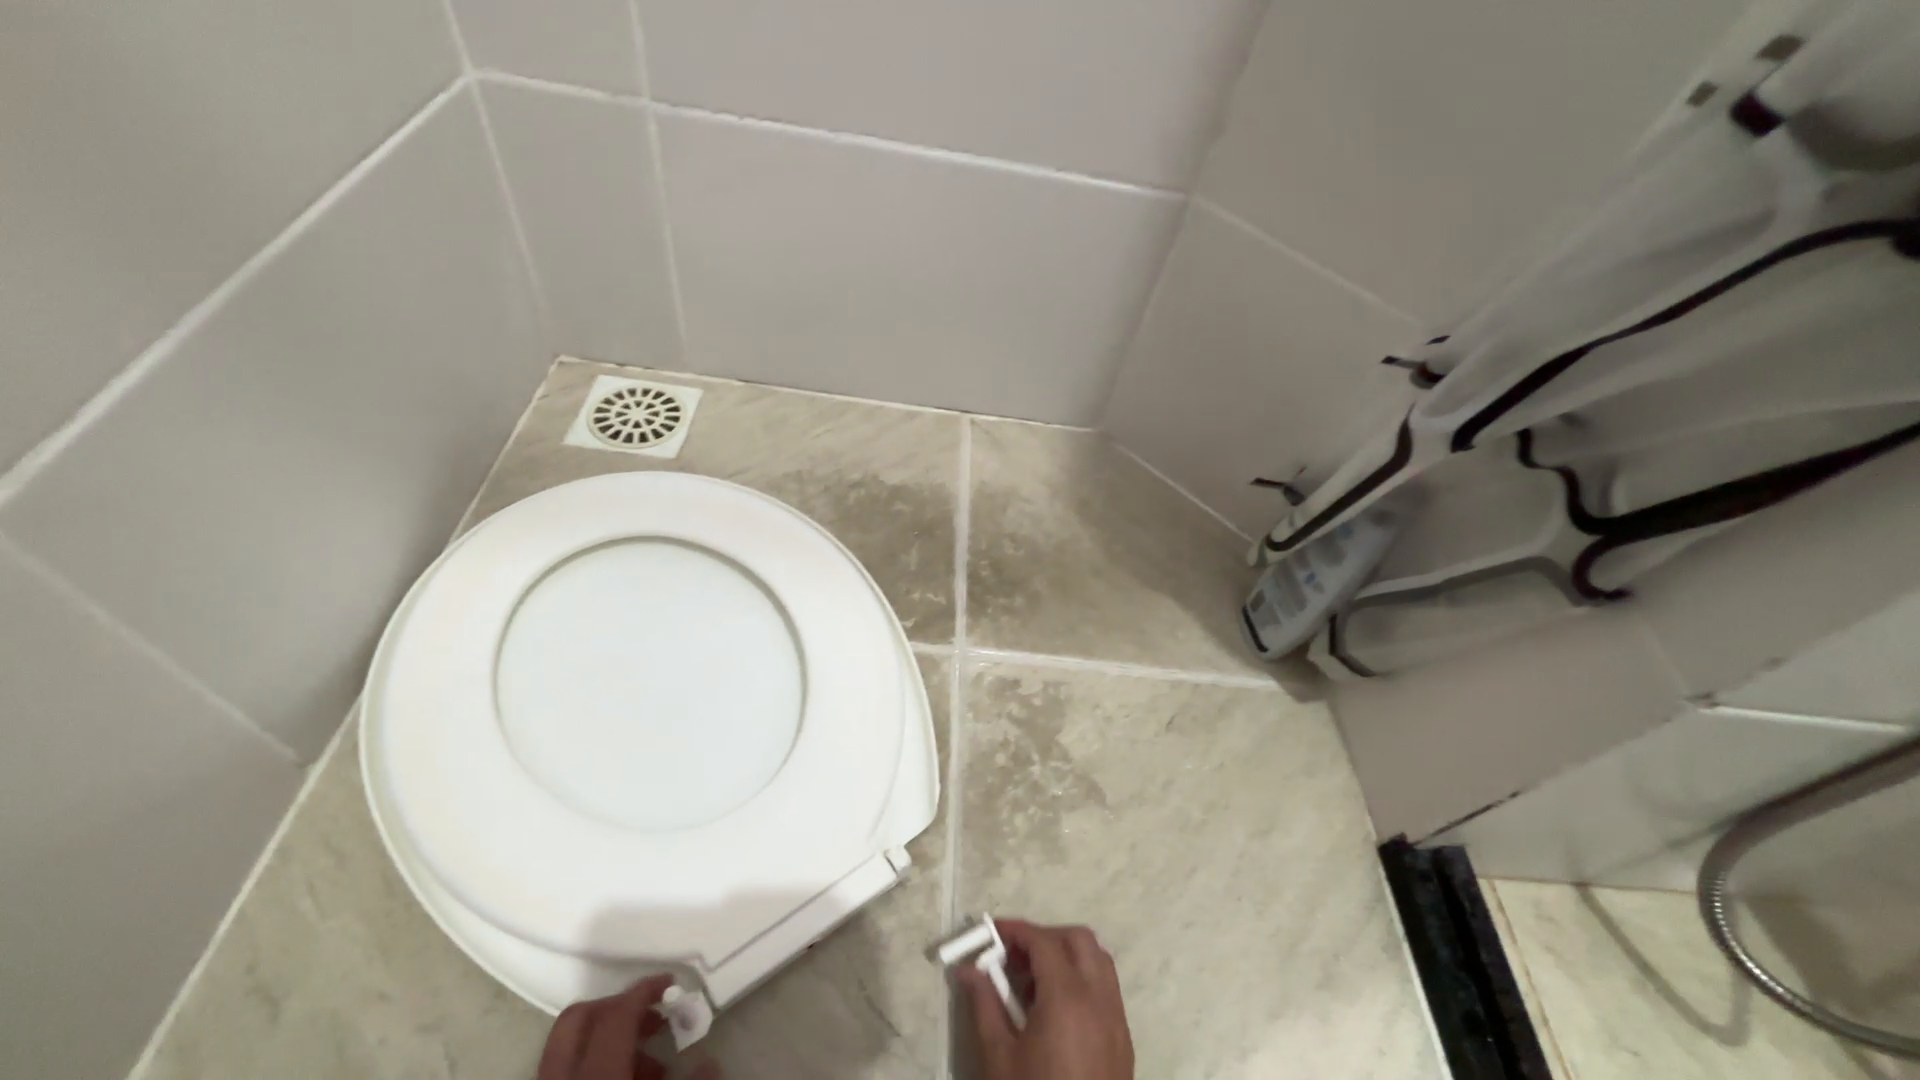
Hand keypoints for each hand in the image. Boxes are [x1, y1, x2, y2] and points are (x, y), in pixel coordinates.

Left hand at [537, 976, 719, 1079]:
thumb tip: (710, 1062)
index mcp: (596, 1074)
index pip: (615, 1014)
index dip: (644, 991)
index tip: (670, 983)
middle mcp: (562, 1077)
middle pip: (578, 1017)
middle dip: (617, 1006)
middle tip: (652, 1014)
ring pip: (567, 1046)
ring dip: (607, 1038)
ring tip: (650, 1060)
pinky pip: (563, 1070)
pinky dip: (592, 1062)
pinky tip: (625, 1079)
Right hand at [960, 920, 1134, 1079]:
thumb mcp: (999, 1057)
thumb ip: (984, 1005)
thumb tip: (968, 970)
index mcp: (1067, 998)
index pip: (1043, 942)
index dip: (1015, 931)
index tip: (991, 934)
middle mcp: (1099, 999)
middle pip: (1079, 940)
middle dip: (1044, 937)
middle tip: (1012, 956)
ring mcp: (1116, 1019)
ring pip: (1098, 962)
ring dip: (1066, 956)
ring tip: (1031, 982)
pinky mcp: (1123, 1039)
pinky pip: (1106, 989)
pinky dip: (1082, 979)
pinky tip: (1054, 1008)